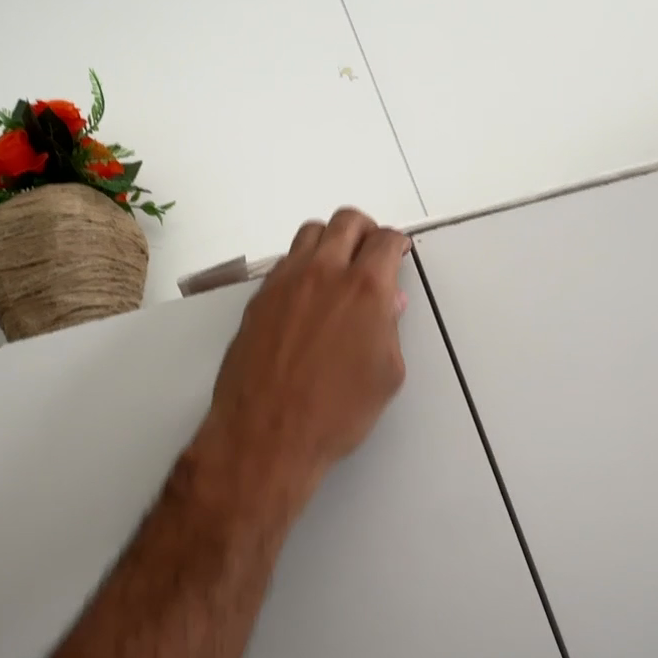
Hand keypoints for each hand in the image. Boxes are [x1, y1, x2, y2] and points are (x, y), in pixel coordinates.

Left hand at [193, 208, 413, 504]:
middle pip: (346, 222)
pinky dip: (302, 265)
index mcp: (364, 289)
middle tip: (370, 253)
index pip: (385, 240)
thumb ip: (390, 329)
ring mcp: (285, 281)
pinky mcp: (259, 297)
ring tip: (336, 268)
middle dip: (365, 231)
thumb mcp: (386, 376)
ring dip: (330, 241)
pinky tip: (306, 295)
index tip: (397, 252)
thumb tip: (388, 303)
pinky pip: (284, 263)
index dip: (397, 244)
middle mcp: (323, 272)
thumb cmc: (337, 413)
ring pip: (310, 234)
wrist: (266, 434)